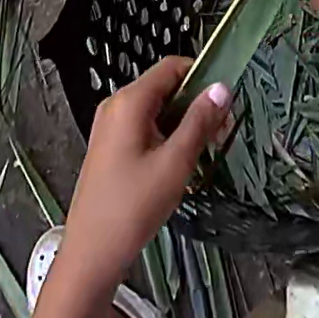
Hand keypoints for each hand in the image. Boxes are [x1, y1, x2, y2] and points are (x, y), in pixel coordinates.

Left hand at [61, 57, 232, 285]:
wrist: (92, 252)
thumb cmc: (133, 206)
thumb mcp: (176, 162)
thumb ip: (200, 121)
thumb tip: (221, 87)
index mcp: (130, 101)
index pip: (172, 66)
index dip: (202, 75)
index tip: (226, 101)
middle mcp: (116, 105)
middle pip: (165, 86)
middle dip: (196, 103)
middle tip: (222, 132)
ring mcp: (111, 125)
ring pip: (157, 108)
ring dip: (184, 122)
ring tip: (206, 150)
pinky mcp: (111, 145)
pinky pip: (145, 126)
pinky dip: (167, 135)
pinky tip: (181, 161)